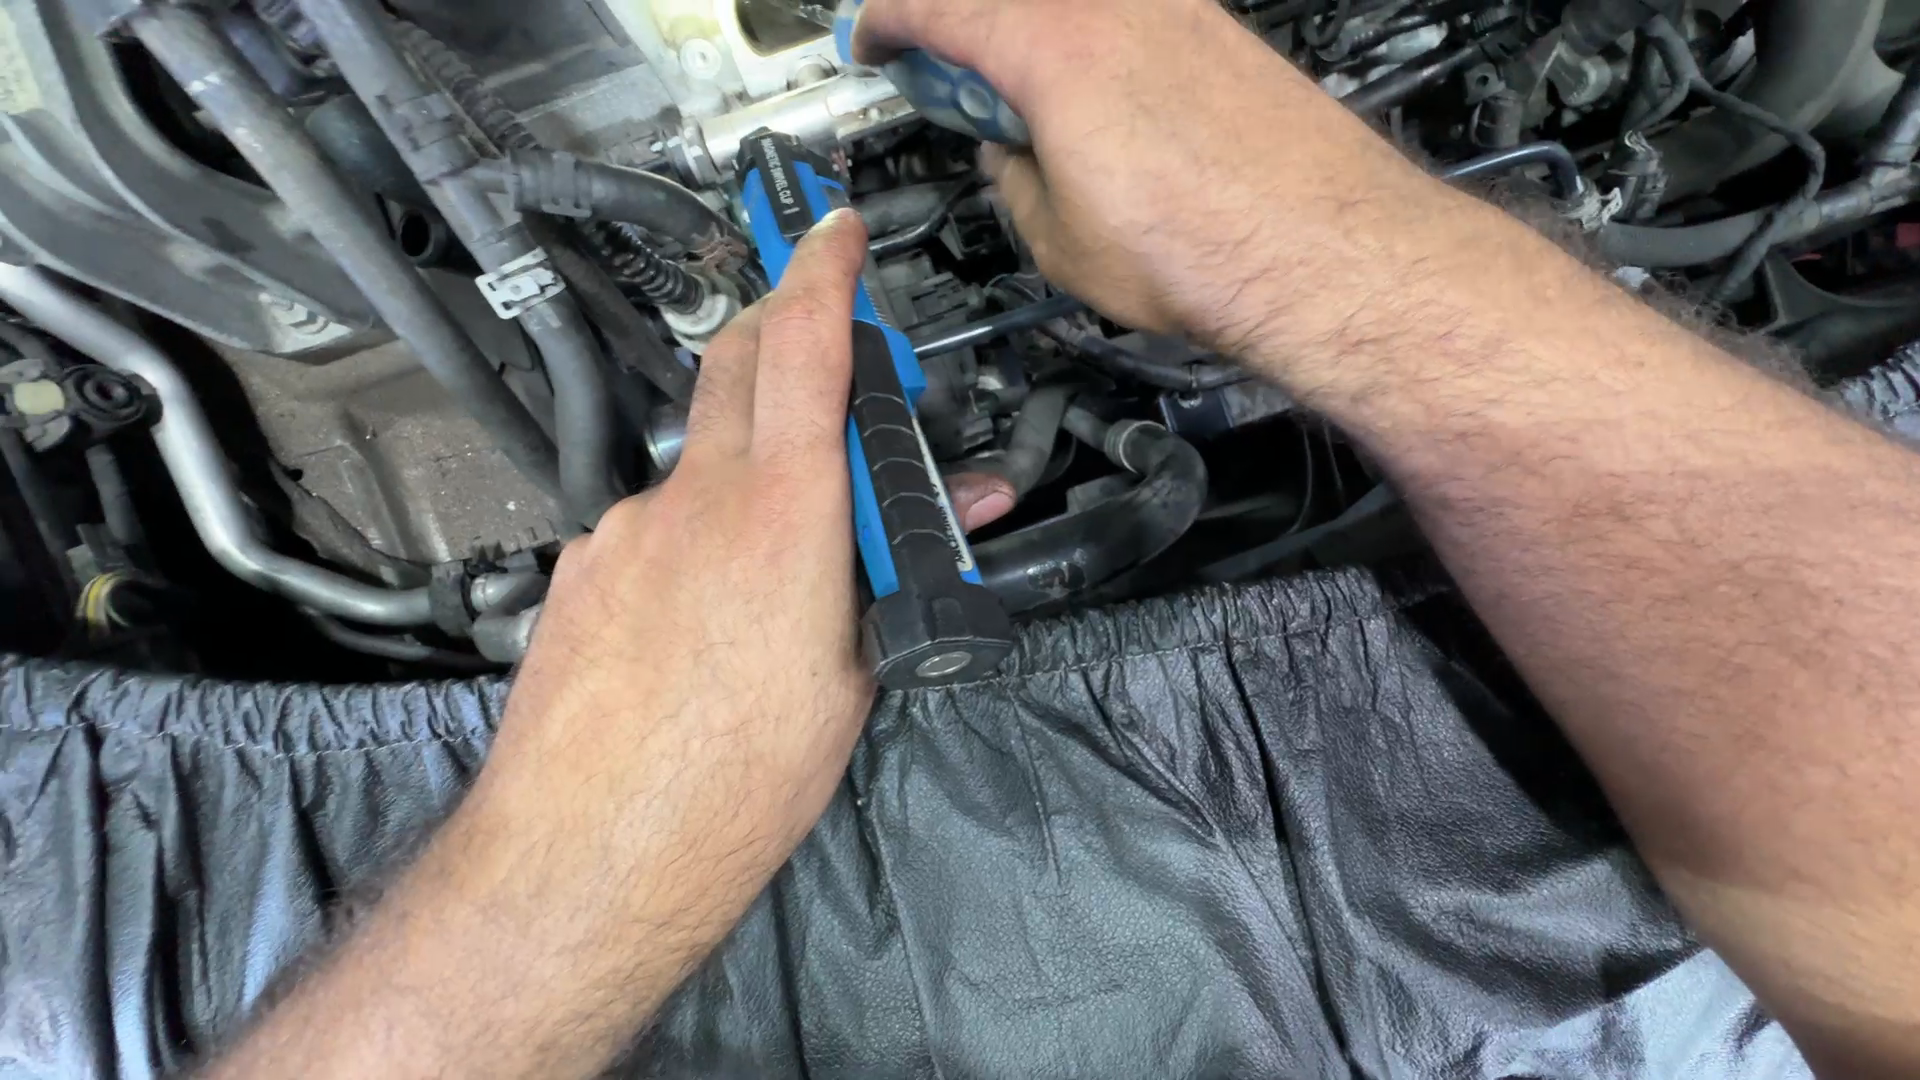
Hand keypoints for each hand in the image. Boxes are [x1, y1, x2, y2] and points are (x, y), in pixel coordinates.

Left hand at [197, 209, 885, 1079]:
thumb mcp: (859, 668)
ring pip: (702, 450)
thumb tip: (962, 510)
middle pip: (738, 366)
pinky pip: (658, 514)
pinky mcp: (587, 568)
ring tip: (789, 546)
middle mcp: (695, 500)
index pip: (804, 352)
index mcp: (783, 517)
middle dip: (788, 333)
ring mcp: (627, 529)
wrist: (587, 859)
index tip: (835, 231)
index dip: (824, 274)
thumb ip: (896, 568)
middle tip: (837, 367)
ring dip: (753, 459)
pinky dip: (702, 523)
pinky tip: (715, 601)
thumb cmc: (743, 778)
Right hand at [854, 0, 1446, 362]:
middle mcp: (1116, 7)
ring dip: (1027, 44)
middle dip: (960, 30)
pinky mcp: (1214, 33)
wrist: (1314, 251)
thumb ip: (1015, 184)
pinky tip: (1091, 107)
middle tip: (945, 77)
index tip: (873, 39)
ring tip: (1022, 108)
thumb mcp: (1059, 241)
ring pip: (1067, 8)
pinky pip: (1122, 19)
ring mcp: (1174, 10)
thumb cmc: (1200, 249)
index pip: (941, 6)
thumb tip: (1009, 160)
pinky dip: (1084, 48)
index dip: (889, 19)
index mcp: (1055, 51)